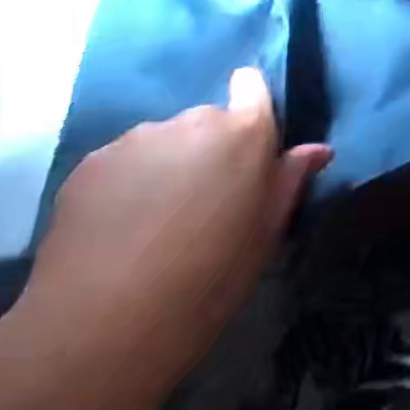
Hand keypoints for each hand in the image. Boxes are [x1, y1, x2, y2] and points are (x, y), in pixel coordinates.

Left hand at [0, 69, 329, 409]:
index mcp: (244, 133)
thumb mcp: (265, 234)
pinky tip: (119, 228)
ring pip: (162, 141)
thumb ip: (289, 181)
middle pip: (207, 120)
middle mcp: (194, 121)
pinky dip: (125, 183)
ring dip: (166, 165)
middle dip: (208, 148)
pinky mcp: (93, 162)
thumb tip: (316, 150)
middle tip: (202, 200)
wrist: (107, 323)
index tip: (246, 136)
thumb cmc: (210, 277)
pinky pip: (121, 162)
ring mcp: (139, 138)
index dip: (249, 101)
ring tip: (155, 221)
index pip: (251, 85)